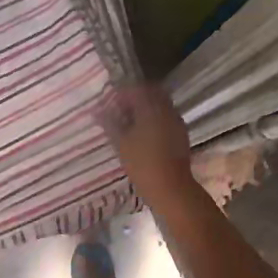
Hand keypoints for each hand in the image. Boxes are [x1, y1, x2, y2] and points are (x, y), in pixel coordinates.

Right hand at [96, 82, 197, 205]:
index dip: (121, 93)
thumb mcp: (121, 143)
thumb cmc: (142, 164)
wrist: (171, 188)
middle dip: (135, 99)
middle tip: (120, 111)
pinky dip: (154, 120)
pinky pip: (166, 118)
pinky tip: (142, 135)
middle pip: (151, 94)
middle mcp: (167, 110)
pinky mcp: (181, 135)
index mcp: (152, 108)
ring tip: (129, 124)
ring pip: (160, 105)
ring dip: (145, 109)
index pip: (136, 89)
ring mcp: (176, 122)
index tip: (109, 103)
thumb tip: (97, 110)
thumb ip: (110, 123)